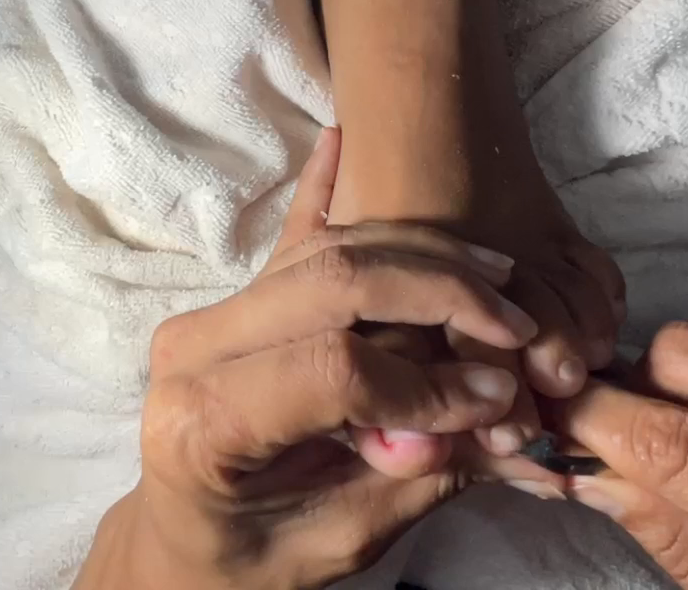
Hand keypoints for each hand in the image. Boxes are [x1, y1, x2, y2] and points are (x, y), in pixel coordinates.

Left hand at [74, 128, 538, 589]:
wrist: (178, 538)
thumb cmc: (246, 562)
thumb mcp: (331, 546)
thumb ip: (407, 474)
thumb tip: (487, 408)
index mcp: (204, 417)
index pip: (332, 369)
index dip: (425, 383)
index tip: (496, 400)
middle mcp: (197, 343)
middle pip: (330, 283)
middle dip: (434, 290)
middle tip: (509, 317)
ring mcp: (214, 311)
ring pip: (324, 251)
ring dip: (414, 251)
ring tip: (488, 266)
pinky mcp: (236, 300)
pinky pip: (285, 235)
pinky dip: (320, 185)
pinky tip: (339, 140)